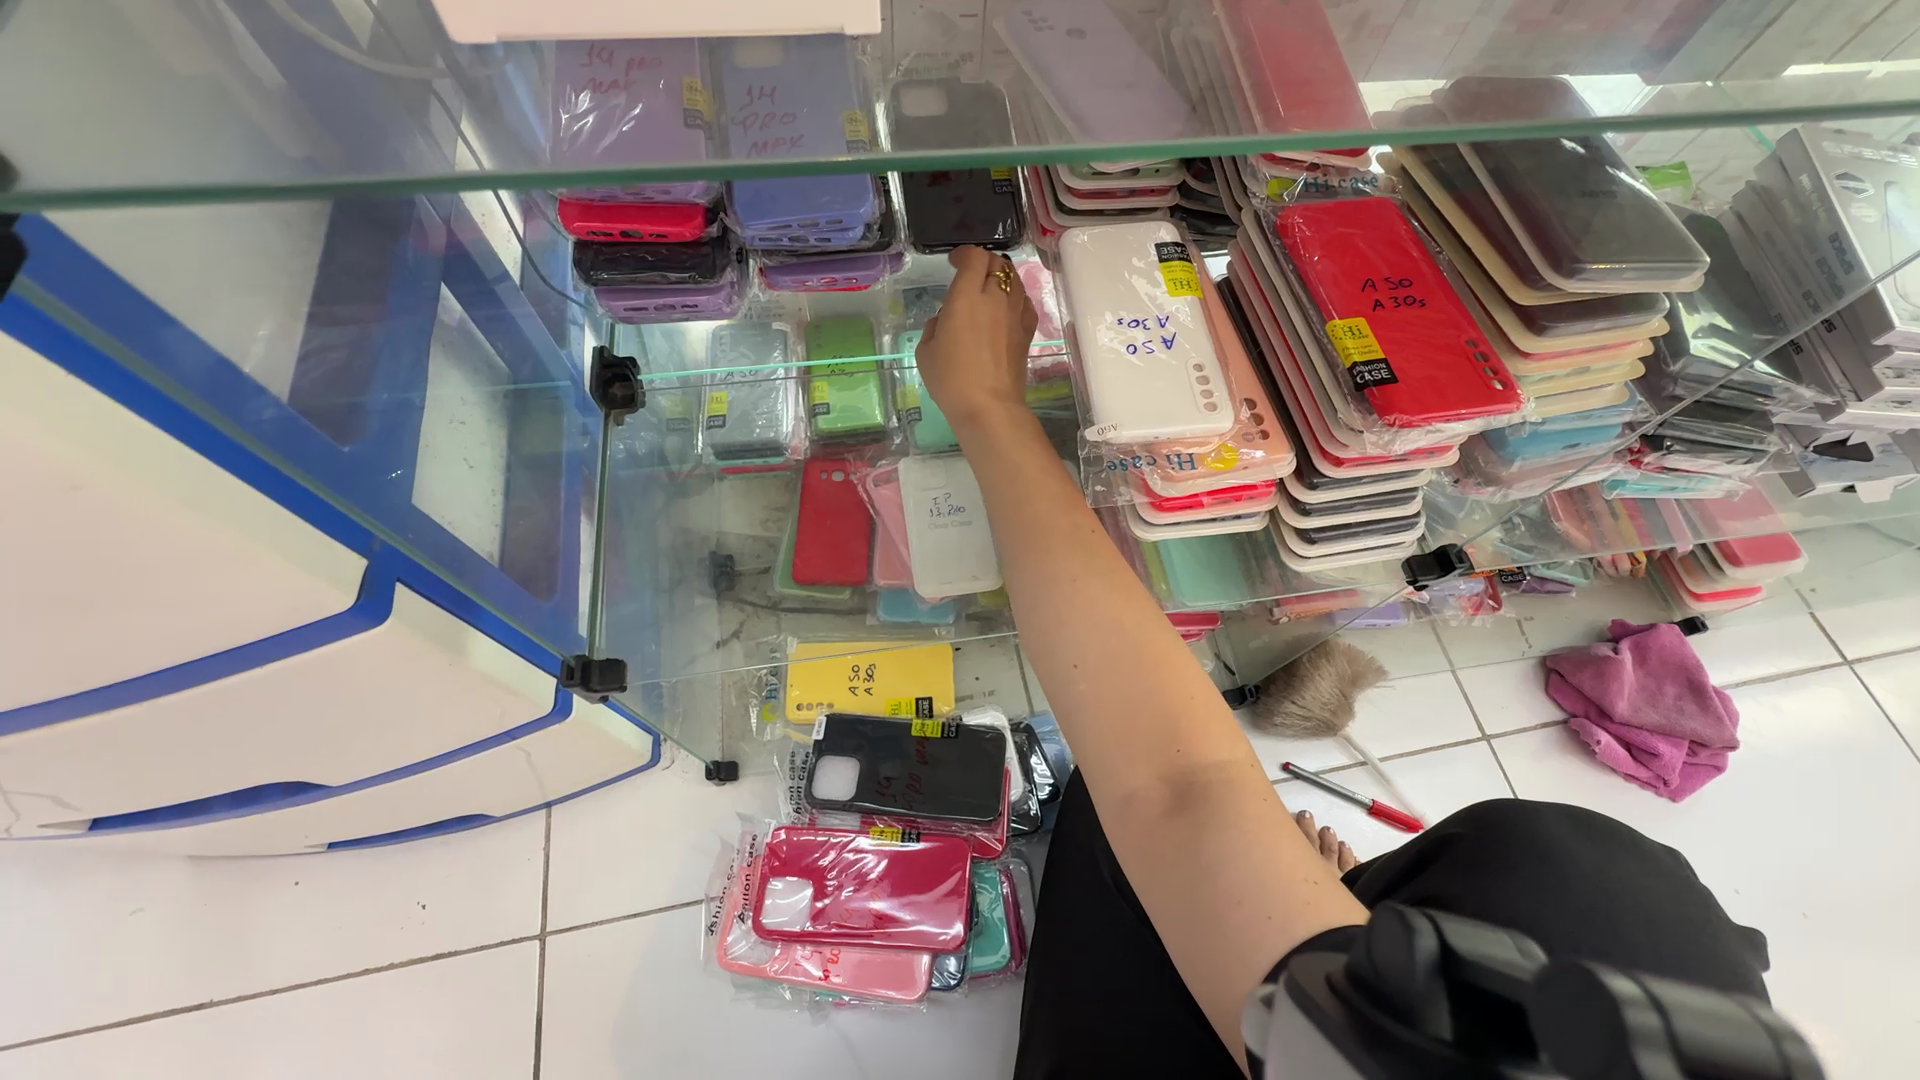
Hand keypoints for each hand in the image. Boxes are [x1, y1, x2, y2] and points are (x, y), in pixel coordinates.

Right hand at [914, 246, 1038, 434]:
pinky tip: (1007, 309)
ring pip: (1015, 280)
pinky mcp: (1027, 332)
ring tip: (990, 289)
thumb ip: (935, 327)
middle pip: (997, 264)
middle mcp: (995, 298)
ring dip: (1002, 278)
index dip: (964, 254)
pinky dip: (1016, 298)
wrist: (988, 407)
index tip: (955, 261)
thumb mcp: (926, 351)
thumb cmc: (951, 380)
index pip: (974, 257)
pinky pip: (1025, 303)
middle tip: (971, 274)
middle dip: (983, 263)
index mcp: (966, 297)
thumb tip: (946, 320)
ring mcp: (1015, 314)